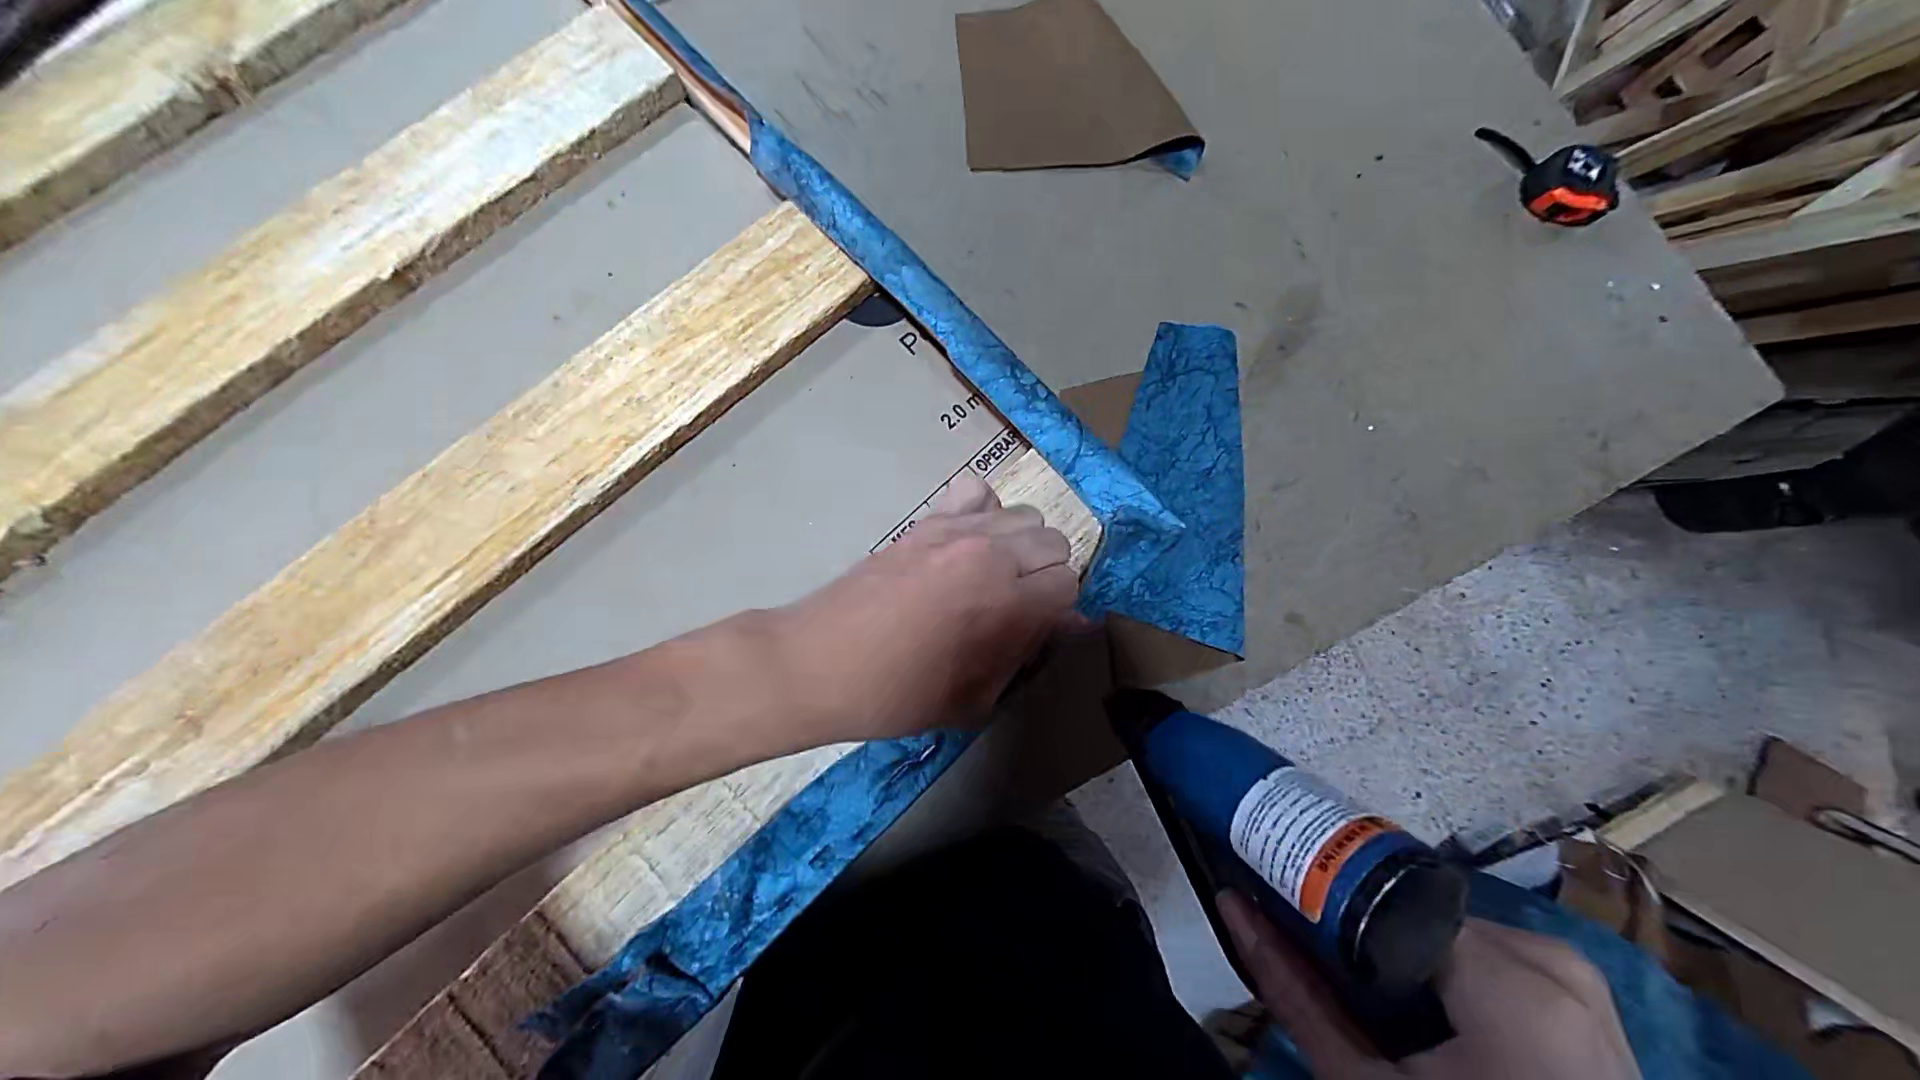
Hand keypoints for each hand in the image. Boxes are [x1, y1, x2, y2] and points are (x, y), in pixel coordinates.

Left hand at [773, 474, 1084, 743]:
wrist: (821, 664)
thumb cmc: (899, 696)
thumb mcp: (975, 698)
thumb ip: (1026, 653)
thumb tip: (1070, 623)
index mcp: (1009, 604)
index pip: (1069, 583)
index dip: (1055, 610)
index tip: (1031, 628)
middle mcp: (991, 554)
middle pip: (1054, 540)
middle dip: (1045, 573)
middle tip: (1014, 603)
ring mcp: (956, 530)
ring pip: (1022, 515)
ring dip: (1019, 543)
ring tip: (989, 573)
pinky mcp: (925, 520)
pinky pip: (974, 491)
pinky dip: (982, 511)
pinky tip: (964, 541)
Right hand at [1218, 891, 1641, 1079]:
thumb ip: (1295, 991)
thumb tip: (1231, 903)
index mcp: (1512, 981)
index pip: (1387, 905)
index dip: (1332, 915)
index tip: (1297, 933)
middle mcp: (1556, 963)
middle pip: (1420, 916)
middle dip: (1372, 944)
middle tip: (1338, 982)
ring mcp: (1584, 984)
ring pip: (1455, 934)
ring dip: (1411, 961)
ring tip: (1386, 1011)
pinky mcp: (1592, 1007)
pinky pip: (1499, 960)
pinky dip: (1457, 979)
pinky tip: (1436, 1024)